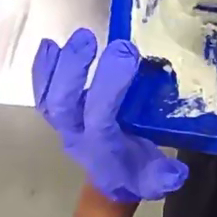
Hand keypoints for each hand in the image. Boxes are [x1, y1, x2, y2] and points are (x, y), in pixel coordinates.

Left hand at [33, 29, 186, 203]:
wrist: (112, 180)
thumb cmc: (135, 173)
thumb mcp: (155, 179)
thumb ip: (163, 176)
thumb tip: (174, 173)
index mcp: (102, 148)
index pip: (99, 116)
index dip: (108, 85)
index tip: (128, 53)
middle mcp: (76, 134)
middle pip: (63, 103)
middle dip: (72, 70)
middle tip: (89, 37)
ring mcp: (63, 123)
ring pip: (48, 96)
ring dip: (56, 65)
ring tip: (78, 36)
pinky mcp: (57, 112)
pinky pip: (42, 92)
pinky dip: (42, 68)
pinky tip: (49, 44)